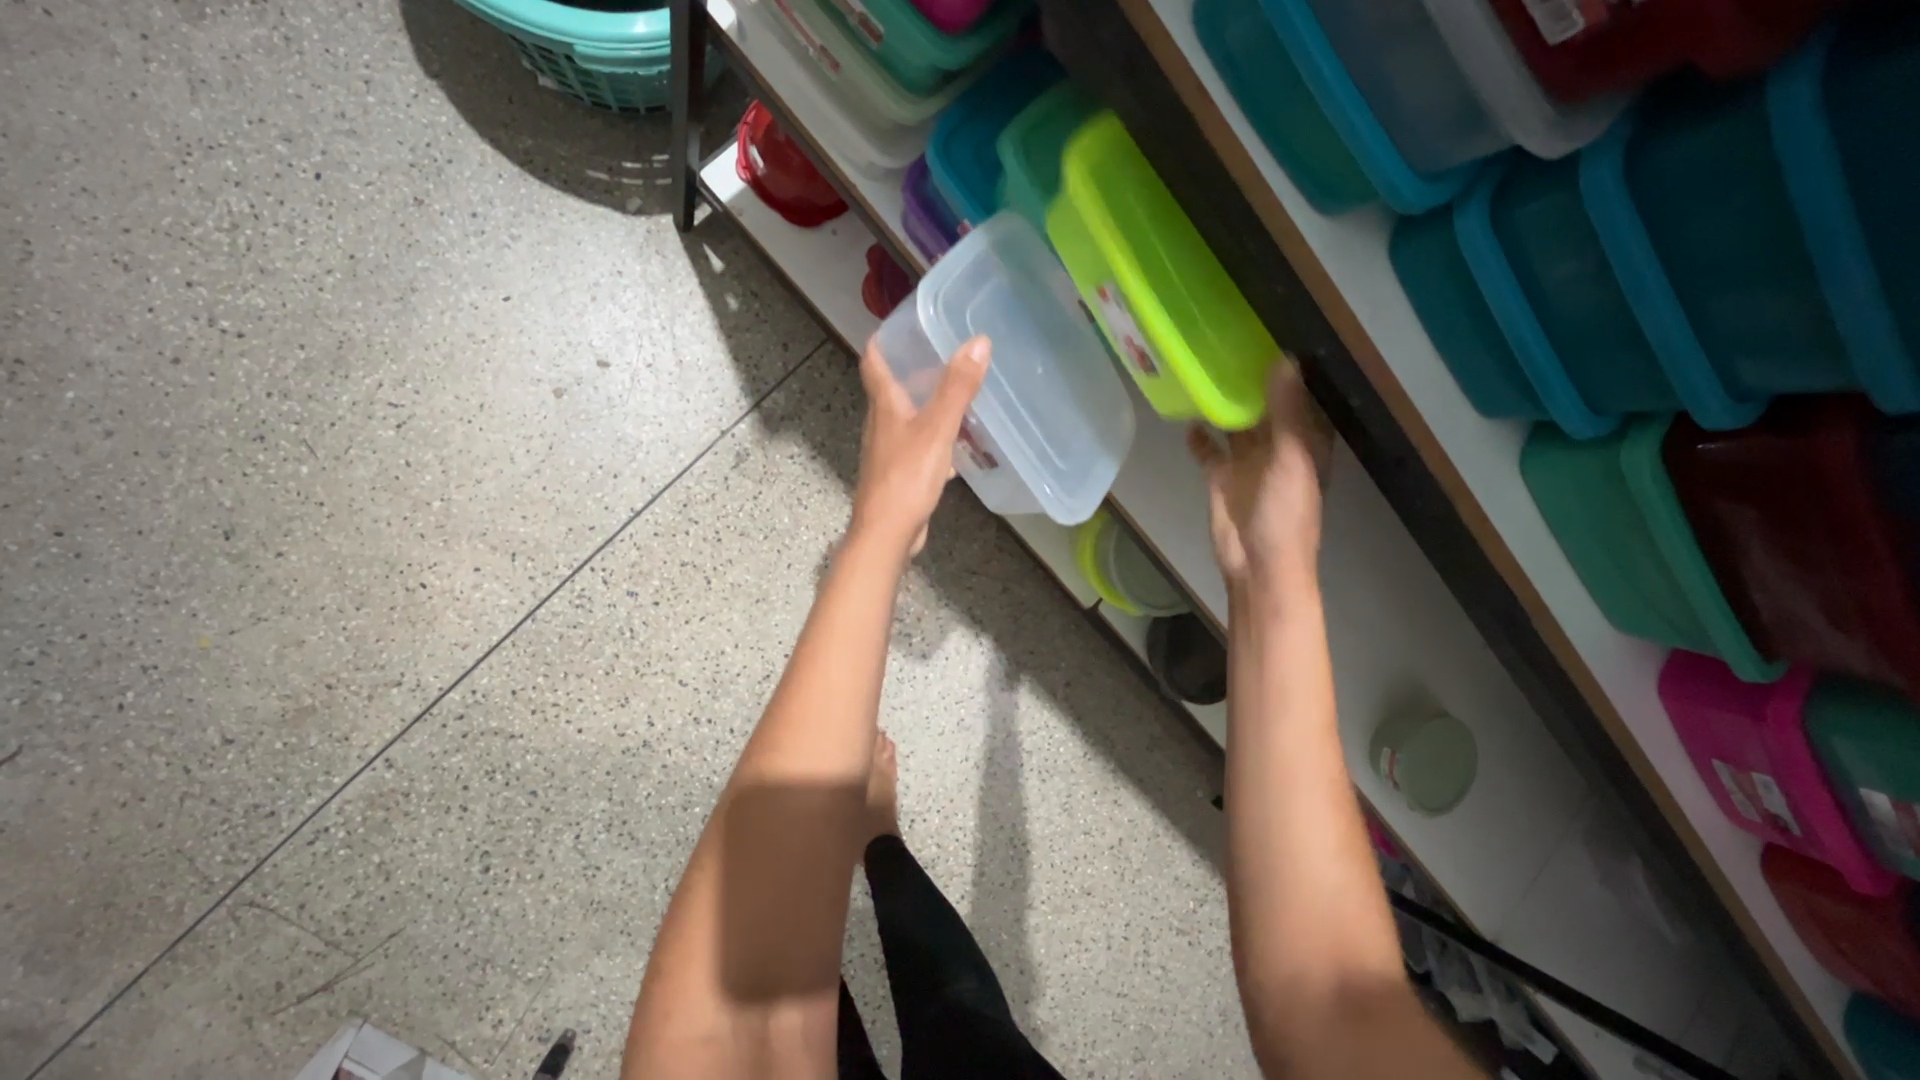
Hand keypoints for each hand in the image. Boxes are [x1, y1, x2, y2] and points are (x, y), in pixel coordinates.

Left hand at [851, 334, 991, 557]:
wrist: (887, 533)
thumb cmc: (907, 476)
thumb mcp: (937, 428)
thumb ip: (958, 388)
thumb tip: (978, 341)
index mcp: (884, 406)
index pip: (873, 363)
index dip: (883, 342)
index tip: (900, 326)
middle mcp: (880, 424)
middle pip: (889, 390)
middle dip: (911, 371)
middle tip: (941, 356)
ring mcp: (886, 452)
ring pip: (904, 419)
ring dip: (923, 405)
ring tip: (952, 395)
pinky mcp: (897, 475)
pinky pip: (915, 446)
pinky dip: (932, 438)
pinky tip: (953, 446)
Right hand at [1187, 362, 1332, 592]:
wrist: (1258, 566)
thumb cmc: (1286, 513)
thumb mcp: (1291, 457)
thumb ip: (1285, 410)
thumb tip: (1283, 359)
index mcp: (1306, 442)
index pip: (1301, 398)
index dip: (1290, 371)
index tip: (1272, 336)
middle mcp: (1278, 448)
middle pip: (1266, 407)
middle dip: (1252, 382)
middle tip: (1229, 342)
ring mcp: (1248, 464)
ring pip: (1236, 426)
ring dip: (1224, 404)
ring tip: (1205, 371)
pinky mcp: (1221, 479)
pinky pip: (1208, 451)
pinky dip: (1199, 436)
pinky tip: (1187, 416)